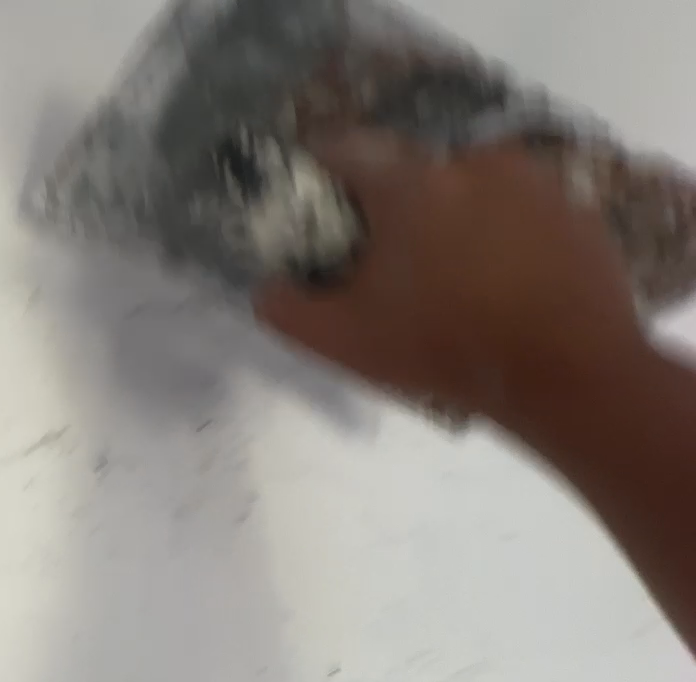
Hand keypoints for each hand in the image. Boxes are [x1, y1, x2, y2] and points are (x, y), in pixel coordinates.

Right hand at [253, 130, 649, 422]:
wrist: (563, 370)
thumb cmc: (434, 346)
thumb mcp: (330, 339)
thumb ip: (279, 305)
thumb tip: (270, 284)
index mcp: (411, 185)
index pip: (345, 151)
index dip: (315, 177)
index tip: (306, 213)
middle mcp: (475, 163)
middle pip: (404, 174)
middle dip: (380, 211)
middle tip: (370, 265)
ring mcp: (534, 180)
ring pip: (457, 189)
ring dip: (434, 221)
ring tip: (428, 277)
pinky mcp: (572, 207)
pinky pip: (505, 208)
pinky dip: (482, 234)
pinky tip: (477, 282)